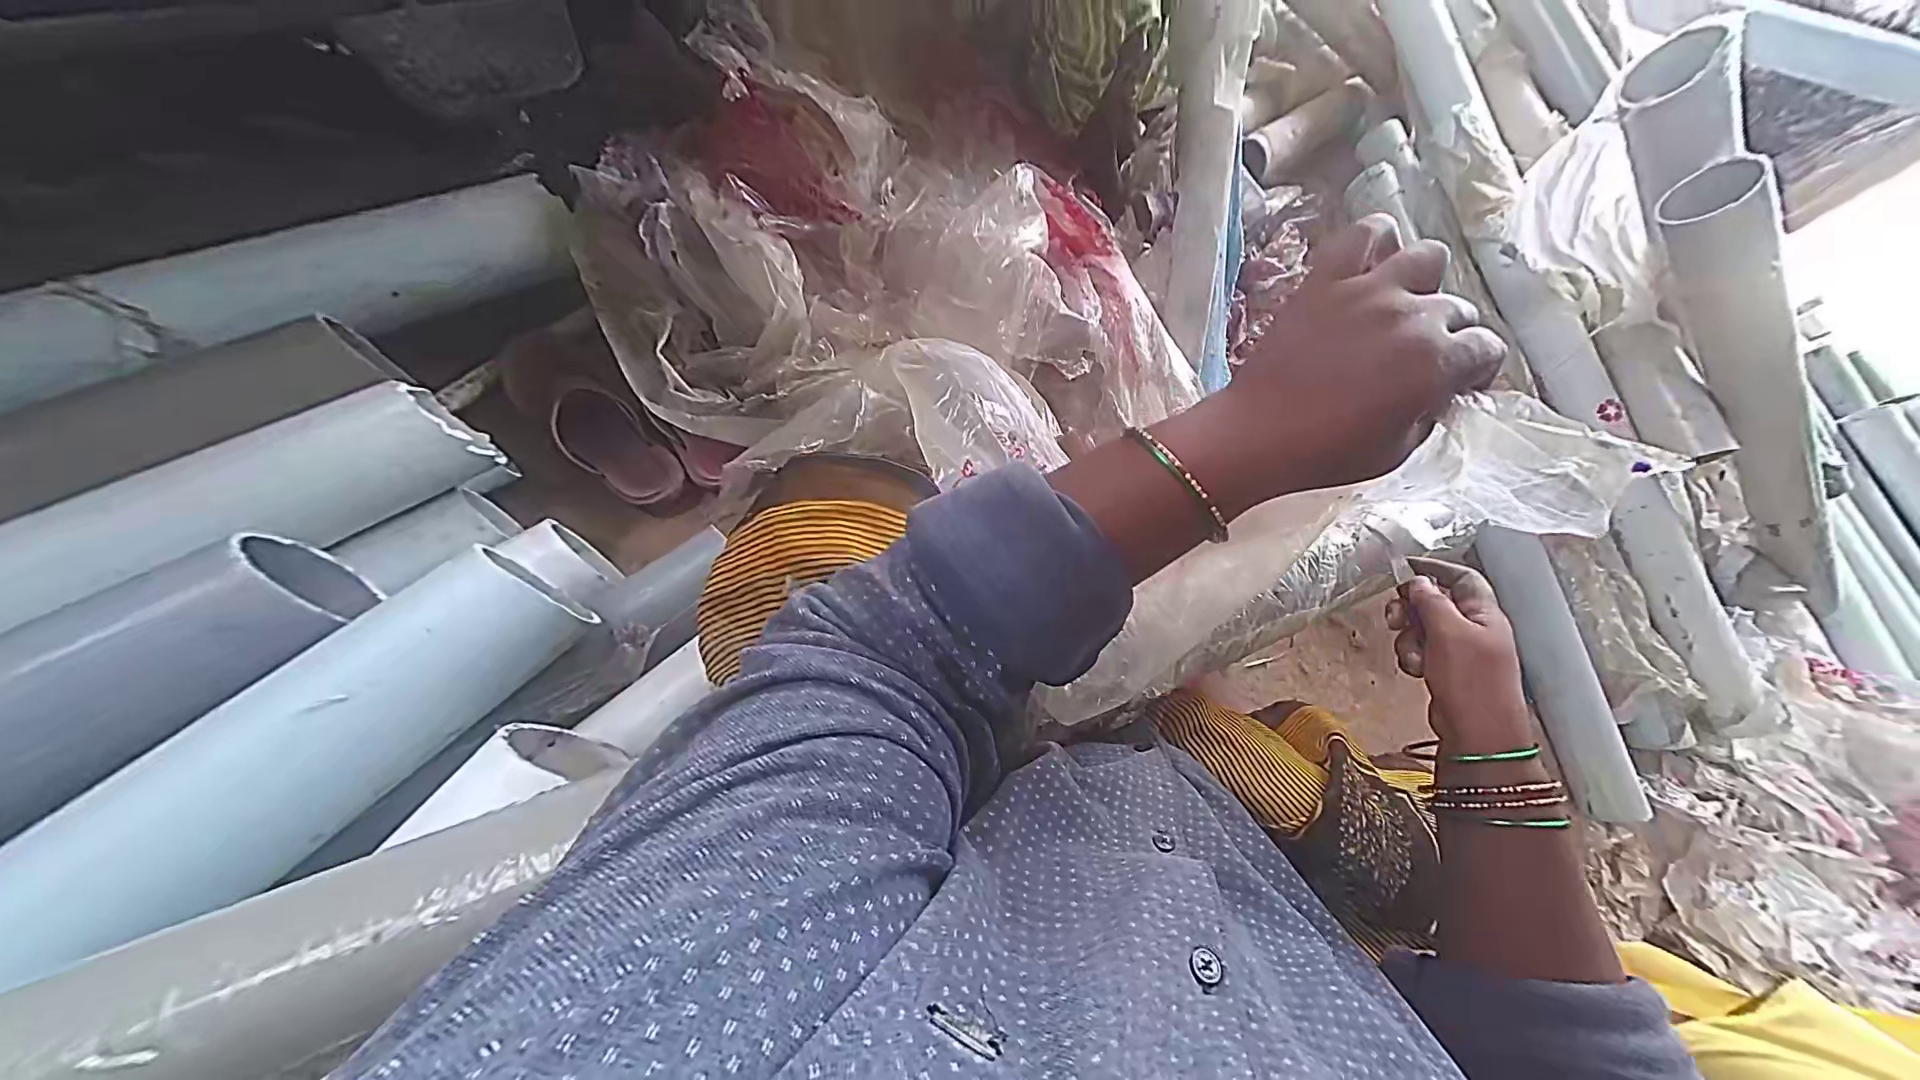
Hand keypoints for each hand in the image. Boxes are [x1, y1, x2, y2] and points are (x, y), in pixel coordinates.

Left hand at [1194, 215, 1506, 509]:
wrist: (1254, 435)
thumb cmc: (1323, 452)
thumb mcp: (1397, 449)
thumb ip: (1430, 413)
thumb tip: (1439, 392)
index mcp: (1437, 361)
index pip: (1486, 349)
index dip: (1472, 370)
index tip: (1453, 382)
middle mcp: (1412, 316)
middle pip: (1456, 309)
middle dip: (1444, 335)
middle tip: (1412, 358)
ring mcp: (1367, 291)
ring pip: (1425, 257)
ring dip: (1420, 284)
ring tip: (1395, 309)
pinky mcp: (1324, 282)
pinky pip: (1363, 234)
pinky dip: (1373, 242)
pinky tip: (1369, 267)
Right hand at [1384, 557, 1530, 752]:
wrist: (1476, 733)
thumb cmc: (1469, 680)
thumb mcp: (1448, 634)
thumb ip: (1431, 602)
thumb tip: (1417, 581)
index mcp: (1484, 614)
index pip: (1461, 577)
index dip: (1434, 568)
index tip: (1404, 567)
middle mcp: (1473, 627)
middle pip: (1434, 601)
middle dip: (1410, 608)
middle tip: (1394, 619)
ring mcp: (1458, 648)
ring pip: (1420, 626)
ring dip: (1408, 638)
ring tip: (1414, 658)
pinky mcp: (1444, 666)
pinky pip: (1419, 648)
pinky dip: (1411, 655)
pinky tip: (1417, 670)